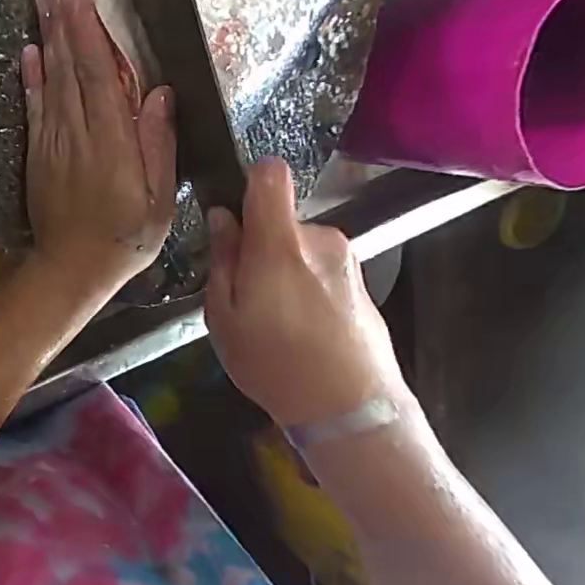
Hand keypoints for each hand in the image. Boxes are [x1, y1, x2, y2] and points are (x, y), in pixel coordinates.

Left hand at [21, 0, 175, 294]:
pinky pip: (34, 109)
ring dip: (45, 37)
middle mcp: (77, 134)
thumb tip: (161, 92)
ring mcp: (52, 142)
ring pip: (49, 80)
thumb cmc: (125, 237)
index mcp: (111, 143)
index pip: (98, 74)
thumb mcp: (159, 200)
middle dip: (63, 19)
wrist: (71, 268)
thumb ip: (157, 145)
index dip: (87, 30)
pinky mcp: (38, 153)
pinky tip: (28, 51)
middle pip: (68, 67)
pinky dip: (30, 78)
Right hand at [205, 160, 409, 427]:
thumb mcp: (223, 315)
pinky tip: (299, 327)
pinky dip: (303, 285)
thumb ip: (223, 259)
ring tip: (270, 316)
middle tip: (242, 291)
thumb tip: (223, 218)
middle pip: (279, 219)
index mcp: (279, 242)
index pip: (271, 175)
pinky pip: (319, 268)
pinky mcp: (361, 282)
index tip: (233, 213)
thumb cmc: (273, 362)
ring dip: (280, 267)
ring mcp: (346, 260)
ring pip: (298, 246)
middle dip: (257, 243)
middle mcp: (319, 239)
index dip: (249, 180)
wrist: (351, 409)